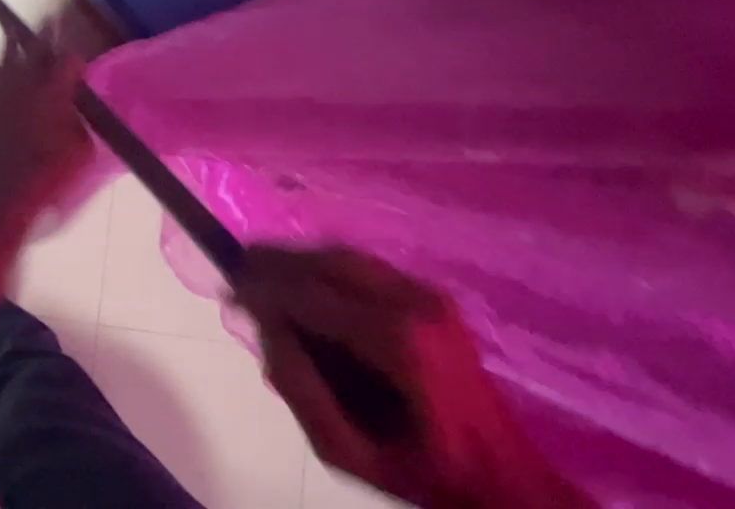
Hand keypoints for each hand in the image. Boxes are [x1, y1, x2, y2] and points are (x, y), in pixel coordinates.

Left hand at [0, 46, 92, 227]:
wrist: (0, 194)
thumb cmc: (48, 176)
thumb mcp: (82, 152)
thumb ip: (80, 122)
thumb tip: (76, 112)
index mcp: (55, 90)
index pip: (69, 59)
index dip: (76, 62)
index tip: (79, 70)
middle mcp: (25, 80)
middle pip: (36, 45)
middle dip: (47, 40)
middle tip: (53, 39)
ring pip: (8, 52)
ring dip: (20, 49)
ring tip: (26, 49)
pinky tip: (3, 74)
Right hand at [232, 247, 587, 508]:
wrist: (506, 477)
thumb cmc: (423, 471)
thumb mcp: (347, 452)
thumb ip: (298, 388)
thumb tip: (262, 327)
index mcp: (395, 340)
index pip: (309, 292)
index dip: (263, 286)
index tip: (229, 289)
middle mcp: (414, 302)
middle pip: (326, 261)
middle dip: (277, 261)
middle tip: (239, 272)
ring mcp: (429, 294)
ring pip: (345, 257)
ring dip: (300, 262)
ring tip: (265, 277)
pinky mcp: (433, 295)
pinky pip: (365, 267)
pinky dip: (326, 269)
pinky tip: (306, 287)